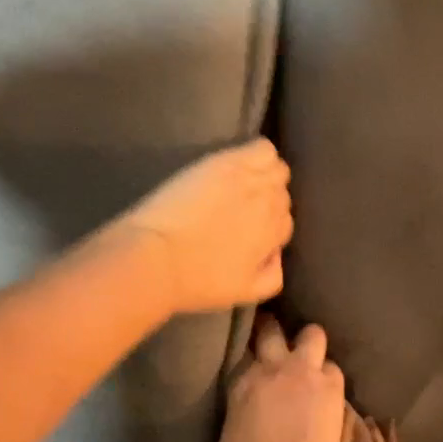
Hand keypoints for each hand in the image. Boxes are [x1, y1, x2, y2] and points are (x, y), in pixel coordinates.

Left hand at [112, 138, 292, 312]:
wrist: (156, 259)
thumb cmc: (196, 280)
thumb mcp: (244, 293)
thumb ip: (273, 276)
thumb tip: (278, 254)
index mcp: (274, 236)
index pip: (285, 221)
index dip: (266, 225)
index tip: (247, 228)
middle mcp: (272, 205)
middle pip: (282, 195)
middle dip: (266, 200)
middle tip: (239, 208)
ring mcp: (252, 181)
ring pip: (277, 170)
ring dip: (265, 175)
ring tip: (240, 183)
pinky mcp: (229, 163)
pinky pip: (262, 148)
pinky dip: (259, 152)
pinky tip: (239, 162)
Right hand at [221, 319, 348, 441]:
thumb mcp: (230, 432)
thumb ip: (242, 402)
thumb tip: (251, 394)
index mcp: (243, 382)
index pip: (244, 350)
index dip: (249, 348)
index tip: (250, 349)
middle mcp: (274, 368)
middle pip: (272, 329)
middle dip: (274, 329)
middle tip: (276, 337)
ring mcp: (306, 372)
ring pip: (313, 334)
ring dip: (311, 348)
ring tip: (310, 364)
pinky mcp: (333, 384)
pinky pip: (332, 366)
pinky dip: (328, 374)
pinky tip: (325, 388)